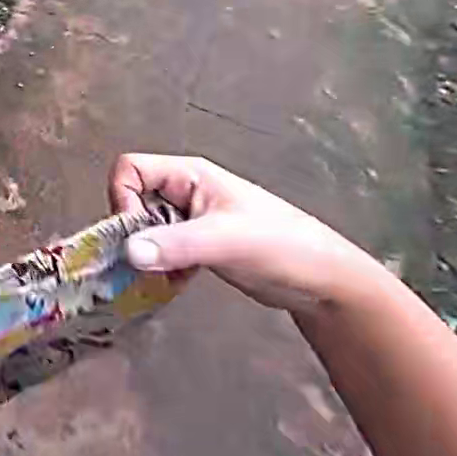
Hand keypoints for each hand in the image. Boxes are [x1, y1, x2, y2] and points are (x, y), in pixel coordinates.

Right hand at [107, 153, 384, 314]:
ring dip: (147, 249)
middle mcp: (184, 189)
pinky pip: (160, 244)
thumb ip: (174, 244)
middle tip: (146, 257)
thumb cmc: (284, 248)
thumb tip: (128, 251)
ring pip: (144, 224)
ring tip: (163, 273)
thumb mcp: (225, 242)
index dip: (123, 196)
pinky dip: (160, 262)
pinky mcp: (197, 241)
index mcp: (188, 174)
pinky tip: (176, 280)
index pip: (130, 169)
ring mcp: (190, 216)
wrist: (333, 286)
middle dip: (134, 229)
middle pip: (132, 197)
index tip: (134, 230)